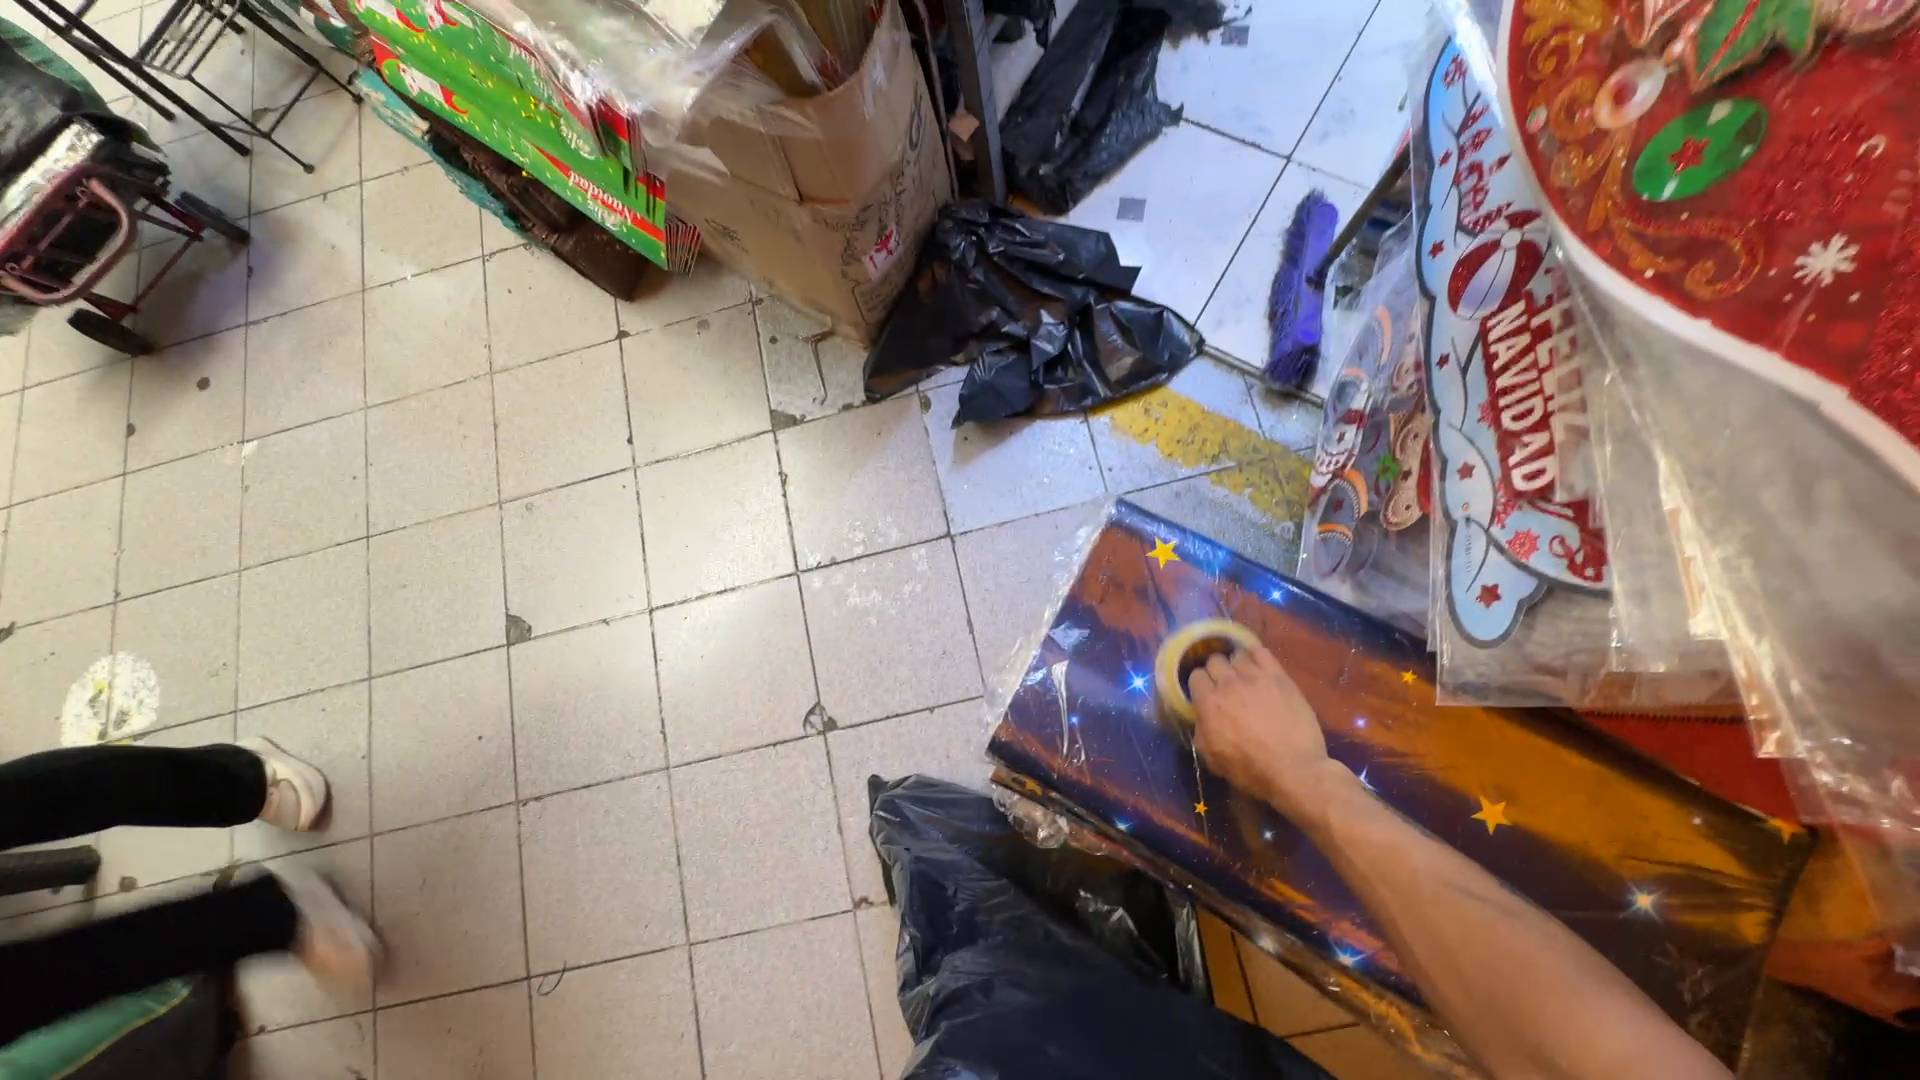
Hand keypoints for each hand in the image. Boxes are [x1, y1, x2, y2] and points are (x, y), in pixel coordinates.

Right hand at [1189, 645, 1344, 815]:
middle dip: (1216, 671)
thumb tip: (1201, 718)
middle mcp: (1228, 684)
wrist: (1294, 769)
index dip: (1200, 685)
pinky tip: (1259, 667)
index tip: (1206, 694)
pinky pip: (1262, 652)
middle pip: (1214, 661)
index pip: (1195, 676)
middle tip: (1225, 686)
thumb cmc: (1250, 769)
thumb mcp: (1212, 759)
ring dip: (1237, 665)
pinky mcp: (1279, 677)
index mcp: (1209, 702)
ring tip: (1244, 677)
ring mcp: (1255, 677)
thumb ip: (1201, 732)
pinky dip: (1256, 656)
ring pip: (1237, 655)